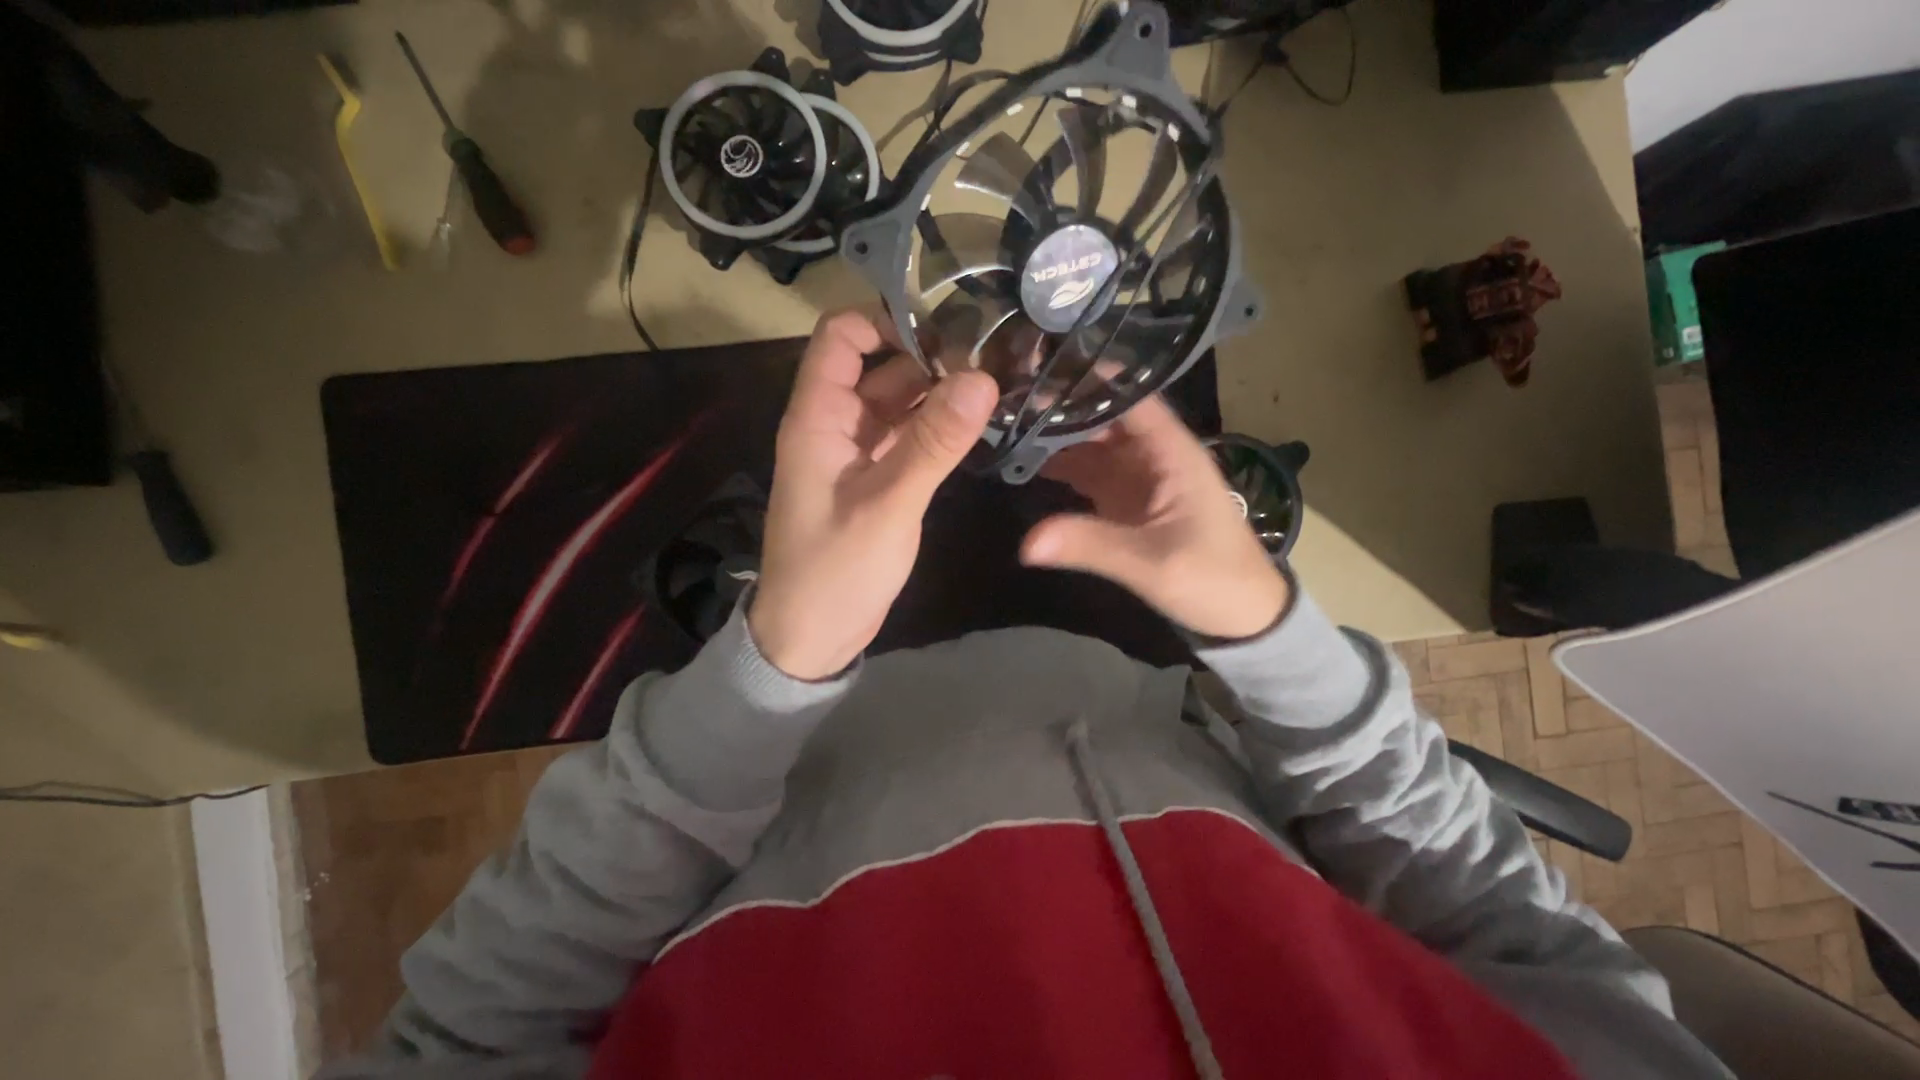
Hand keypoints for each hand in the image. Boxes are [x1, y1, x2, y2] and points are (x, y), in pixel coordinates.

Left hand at [749, 310, 999, 678]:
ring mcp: (857, 452)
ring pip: (898, 401)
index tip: (948, 323)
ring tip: (998, 381)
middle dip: (930, 355)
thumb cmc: (834, 569)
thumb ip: (934, 443)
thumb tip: (983, 378)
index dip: (885, 319)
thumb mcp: (888, 505)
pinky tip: (979, 422)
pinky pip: (907, 436)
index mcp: (817, 417)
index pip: (840, 337)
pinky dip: (937, 427)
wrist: (810, 637)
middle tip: (995, 352)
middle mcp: (835, 423)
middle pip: (880, 366)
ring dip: (939, 391)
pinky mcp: (876, 479)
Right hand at [1020, 395, 1290, 639]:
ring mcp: (1139, 477)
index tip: (1038, 368)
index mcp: (1172, 451)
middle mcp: (1154, 454)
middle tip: (1003, 397)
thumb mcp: (1150, 564)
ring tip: (1003, 421)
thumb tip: (1026, 543)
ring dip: (1054, 433)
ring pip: (1092, 441)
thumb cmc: (1212, 579)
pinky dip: (1059, 465)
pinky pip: (1089, 471)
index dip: (1089, 379)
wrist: (1244, 616)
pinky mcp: (1128, 501)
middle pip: (1103, 415)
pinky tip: (1022, 461)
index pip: (1129, 396)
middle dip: (1059, 405)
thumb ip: (1089, 545)